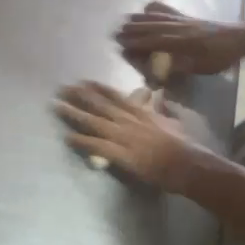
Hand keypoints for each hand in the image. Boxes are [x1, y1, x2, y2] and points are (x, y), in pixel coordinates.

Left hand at [56, 81, 209, 191]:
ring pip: (94, 122)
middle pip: (100, 105)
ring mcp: (123, 136)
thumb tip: (160, 97)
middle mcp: (129, 120)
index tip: (84, 82)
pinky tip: (67, 138)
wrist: (187, 162)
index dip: (98, 89)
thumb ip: (163, 108)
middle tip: (62, 89)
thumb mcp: (174, 119)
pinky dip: (81, 141)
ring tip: (58, 107)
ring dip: (74, 114)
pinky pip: (96, 145)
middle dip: (80, 96)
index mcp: (141, 112)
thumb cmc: (184, 143)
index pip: (115, 96)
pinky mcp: (121, 154)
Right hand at [116, 1, 244, 76]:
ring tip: (125, 21)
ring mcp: (183, 20)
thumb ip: (181, 67)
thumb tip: (161, 69)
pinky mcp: (188, 17)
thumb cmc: (221, 57)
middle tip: (116, 33)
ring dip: (140, 19)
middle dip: (133, 30)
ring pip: (158, 18)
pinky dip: (157, 8)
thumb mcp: (202, 67)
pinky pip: (169, 10)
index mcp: (183, 42)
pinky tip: (148, 6)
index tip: (122, 45)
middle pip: (152, 27)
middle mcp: (180, 28)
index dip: (137, 43)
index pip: (155, 41)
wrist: (239, 38)